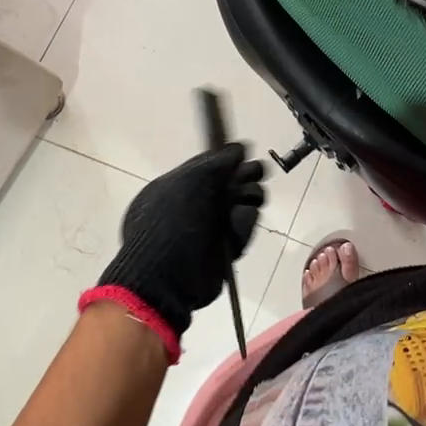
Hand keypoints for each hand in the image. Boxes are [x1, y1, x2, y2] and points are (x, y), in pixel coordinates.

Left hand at [94, 144, 264, 336]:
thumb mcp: (193, 180)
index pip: (211, 164)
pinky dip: (244, 223)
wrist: (167, 276)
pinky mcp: (226, 246)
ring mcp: (212, 226)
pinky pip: (244, 225)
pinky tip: (237, 225)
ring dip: (250, 196)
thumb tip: (239, 148)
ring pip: (244, 201)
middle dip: (248, 174)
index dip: (229, 158)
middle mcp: (196, 203)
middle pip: (233, 180)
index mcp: (179, 184)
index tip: (244, 153)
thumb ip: (218, 160)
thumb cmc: (174, 220)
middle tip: (257, 172)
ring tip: (247, 199)